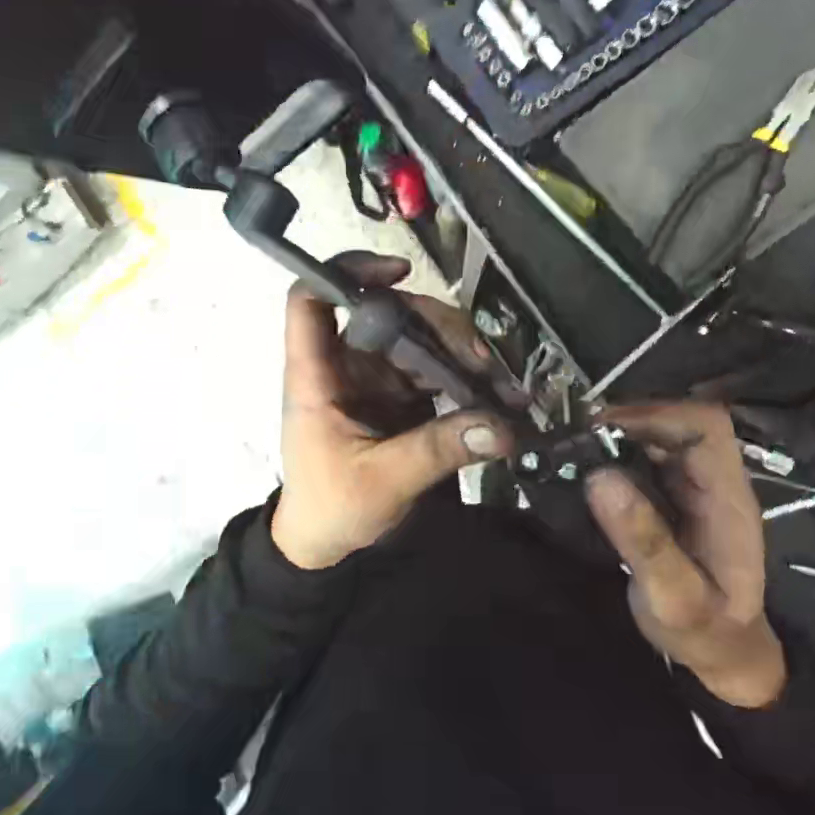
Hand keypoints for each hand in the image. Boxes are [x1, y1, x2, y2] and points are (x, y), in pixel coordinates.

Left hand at [273, 252, 516, 569]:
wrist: (326, 543)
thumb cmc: (331, 508)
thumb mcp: (381, 481)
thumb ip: (438, 450)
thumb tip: (500, 427)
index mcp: (317, 376)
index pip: (312, 302)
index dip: (347, 272)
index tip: (400, 273)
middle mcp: (346, 365)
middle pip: (388, 313)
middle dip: (439, 327)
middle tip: (482, 360)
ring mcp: (375, 378)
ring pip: (419, 339)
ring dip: (462, 353)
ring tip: (503, 386)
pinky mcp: (400, 396)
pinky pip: (435, 370)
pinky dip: (466, 379)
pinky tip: (497, 396)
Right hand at [586, 402, 785, 707]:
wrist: (722, 652)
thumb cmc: (704, 631)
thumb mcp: (673, 596)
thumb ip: (644, 540)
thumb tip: (599, 476)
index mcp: (728, 498)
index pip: (706, 427)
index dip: (658, 414)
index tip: (604, 429)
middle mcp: (714, 481)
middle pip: (680, 421)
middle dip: (629, 420)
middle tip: (577, 439)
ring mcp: (694, 486)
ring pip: (661, 435)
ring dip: (619, 434)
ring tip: (575, 450)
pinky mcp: (673, 495)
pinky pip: (646, 457)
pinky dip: (616, 452)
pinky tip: (586, 467)